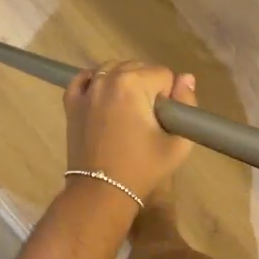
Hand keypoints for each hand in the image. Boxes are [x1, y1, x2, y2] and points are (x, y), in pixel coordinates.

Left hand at [64, 61, 197, 200]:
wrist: (101, 191)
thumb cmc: (143, 168)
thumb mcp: (177, 143)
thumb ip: (186, 104)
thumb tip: (186, 78)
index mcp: (133, 84)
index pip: (163, 74)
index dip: (169, 96)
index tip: (164, 119)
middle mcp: (108, 78)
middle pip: (138, 67)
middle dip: (148, 87)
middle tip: (148, 119)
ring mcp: (87, 90)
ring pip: (112, 69)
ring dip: (124, 82)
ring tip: (129, 110)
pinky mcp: (71, 103)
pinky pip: (83, 79)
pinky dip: (95, 81)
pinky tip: (103, 95)